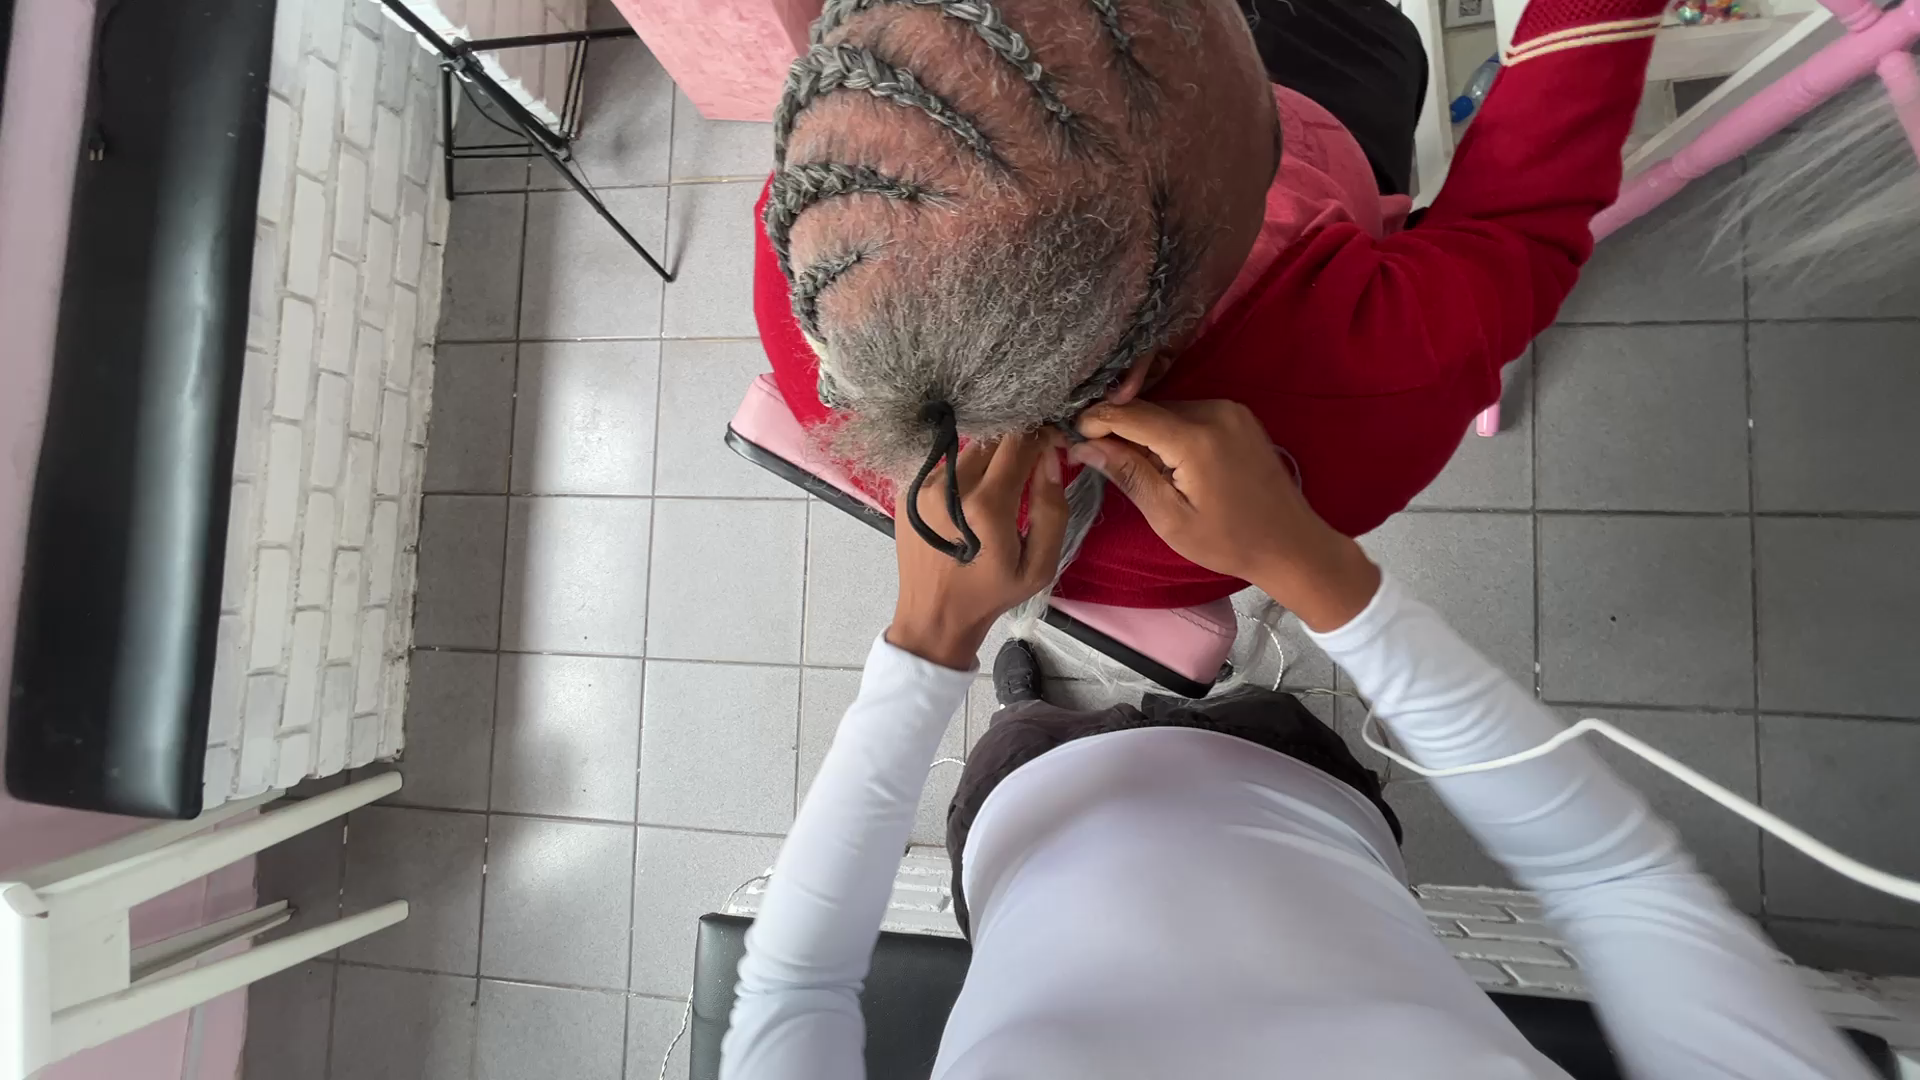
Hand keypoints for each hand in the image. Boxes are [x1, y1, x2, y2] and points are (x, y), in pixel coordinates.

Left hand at [887, 433, 1068, 668]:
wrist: (934, 616)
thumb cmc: (990, 594)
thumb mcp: (1039, 565)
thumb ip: (1053, 509)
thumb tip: (1050, 457)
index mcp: (985, 506)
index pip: (1018, 443)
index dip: (1040, 437)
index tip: (1051, 442)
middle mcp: (949, 487)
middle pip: (992, 441)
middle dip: (1014, 449)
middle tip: (1026, 469)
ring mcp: (922, 487)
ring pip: (967, 450)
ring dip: (987, 461)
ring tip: (995, 491)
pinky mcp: (907, 491)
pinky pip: (944, 466)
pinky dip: (962, 474)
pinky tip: (966, 502)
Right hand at [1072, 400, 1379, 631]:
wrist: (1291, 543)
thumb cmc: (1227, 541)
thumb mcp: (1169, 517)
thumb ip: (1128, 474)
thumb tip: (1083, 446)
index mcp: (1195, 438)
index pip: (1130, 413)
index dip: (1096, 421)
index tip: (1072, 436)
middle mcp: (1214, 411)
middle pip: (1148, 409)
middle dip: (1117, 427)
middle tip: (1094, 455)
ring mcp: (1230, 409)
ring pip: (1166, 410)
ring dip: (1142, 430)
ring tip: (1128, 462)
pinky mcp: (1237, 415)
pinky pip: (1188, 414)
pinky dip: (1166, 431)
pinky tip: (1162, 458)